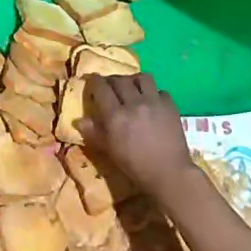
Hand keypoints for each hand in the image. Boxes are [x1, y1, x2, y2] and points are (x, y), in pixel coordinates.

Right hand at [79, 74, 197, 195]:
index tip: (92, 80)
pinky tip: (152, 101)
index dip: (95, 81)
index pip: (102, 88)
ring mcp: (154, 102)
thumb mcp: (109, 151)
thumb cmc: (135, 165)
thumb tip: (80, 120)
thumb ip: (94, 133)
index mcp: (116, 115)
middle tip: (110, 85)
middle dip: (112, 79)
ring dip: (134, 79)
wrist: (168, 172)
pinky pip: (160, 90)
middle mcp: (134, 103)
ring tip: (132, 87)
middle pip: (120, 80)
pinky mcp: (170, 105)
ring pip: (142, 78)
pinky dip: (154, 93)